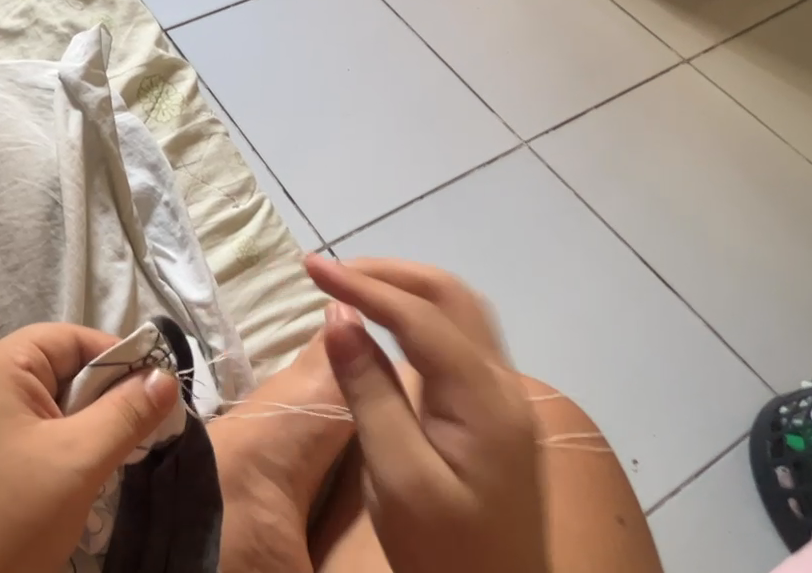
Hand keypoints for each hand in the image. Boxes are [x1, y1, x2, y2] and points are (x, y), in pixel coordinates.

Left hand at [0, 323, 179, 572]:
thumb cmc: (16, 514)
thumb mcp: (79, 460)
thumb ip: (126, 413)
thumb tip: (167, 375)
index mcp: (0, 364)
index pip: (70, 338)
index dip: (118, 355)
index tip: (162, 385)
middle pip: (65, 363)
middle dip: (110, 388)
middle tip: (153, 420)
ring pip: (60, 394)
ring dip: (96, 415)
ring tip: (131, 441)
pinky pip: (46, 420)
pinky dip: (76, 433)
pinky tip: (99, 457)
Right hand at [304, 255, 546, 572]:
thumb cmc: (442, 551)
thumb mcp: (395, 475)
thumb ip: (368, 389)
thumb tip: (336, 315)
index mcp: (484, 400)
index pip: (419, 317)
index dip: (362, 285)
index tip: (308, 267)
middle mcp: (503, 386)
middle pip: (450, 297)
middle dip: (387, 273)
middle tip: (328, 272)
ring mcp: (502, 399)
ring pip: (458, 312)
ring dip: (403, 287)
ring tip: (349, 286)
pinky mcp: (491, 413)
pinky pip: (456, 337)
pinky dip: (415, 313)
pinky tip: (384, 324)